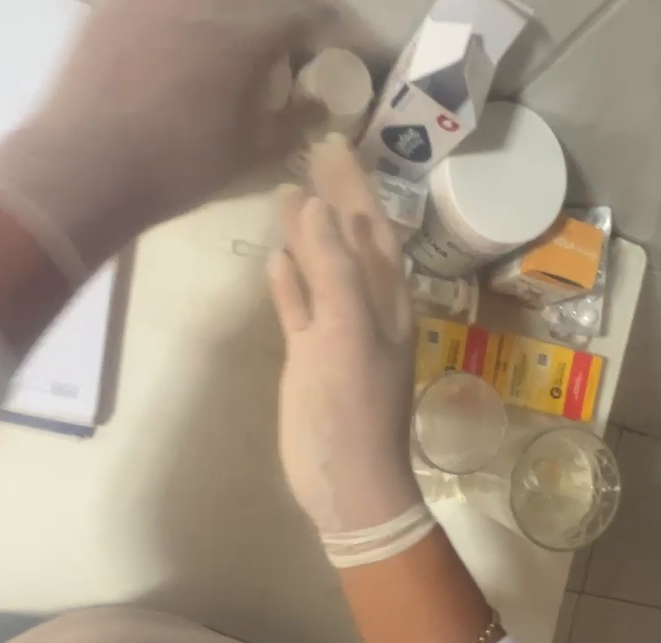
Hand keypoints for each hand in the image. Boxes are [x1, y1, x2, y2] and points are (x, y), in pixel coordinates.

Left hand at [0, 0, 325, 263]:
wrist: (86, 167)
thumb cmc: (177, 171)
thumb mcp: (247, 157)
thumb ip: (292, 124)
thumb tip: (322, 105)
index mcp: (244, 34)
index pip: (309, 11)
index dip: (337, 25)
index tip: (346, 42)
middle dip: (285, 16)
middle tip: (288, 43)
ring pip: (214, 1)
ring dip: (238, 17)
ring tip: (235, 44)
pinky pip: (163, 4)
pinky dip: (188, 17)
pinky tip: (181, 42)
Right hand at [268, 136, 422, 536]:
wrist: (347, 484)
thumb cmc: (351, 411)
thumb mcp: (345, 334)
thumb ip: (333, 269)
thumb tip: (314, 203)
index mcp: (386, 301)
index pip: (371, 227)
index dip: (354, 185)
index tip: (330, 140)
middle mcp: (367, 310)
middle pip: (350, 241)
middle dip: (334, 198)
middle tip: (309, 152)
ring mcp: (337, 335)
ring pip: (323, 272)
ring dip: (307, 235)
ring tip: (285, 194)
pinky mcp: (310, 360)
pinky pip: (302, 310)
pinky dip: (290, 285)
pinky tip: (274, 261)